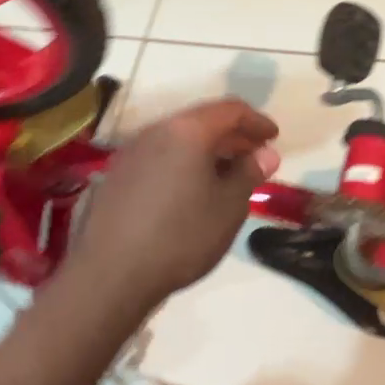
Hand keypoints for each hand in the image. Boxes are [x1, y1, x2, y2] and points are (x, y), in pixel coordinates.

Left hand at [68, 99, 279, 307]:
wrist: (110, 275)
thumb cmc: (181, 237)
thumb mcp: (229, 207)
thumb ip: (249, 173)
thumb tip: (265, 153)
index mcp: (187, 130)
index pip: (230, 110)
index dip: (256, 121)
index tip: (274, 138)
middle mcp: (155, 131)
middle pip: (201, 121)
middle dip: (232, 136)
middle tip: (254, 158)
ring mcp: (130, 152)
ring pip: (177, 139)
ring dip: (206, 151)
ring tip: (225, 177)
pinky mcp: (115, 176)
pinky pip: (158, 157)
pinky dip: (182, 164)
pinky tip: (190, 192)